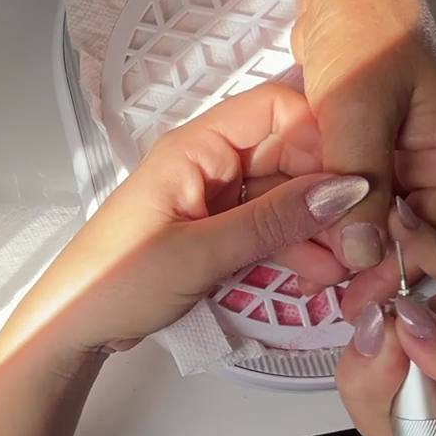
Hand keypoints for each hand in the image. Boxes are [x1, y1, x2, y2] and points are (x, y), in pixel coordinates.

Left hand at [26, 84, 368, 355]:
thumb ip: (273, 221)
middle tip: (362, 241)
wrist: (73, 326)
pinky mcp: (214, 232)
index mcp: (195, 147)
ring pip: (282, 196)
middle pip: (287, 155)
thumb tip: (346, 188)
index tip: (357, 182)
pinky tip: (319, 274)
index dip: (322, 137)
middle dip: (326, 195)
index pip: (275, 109)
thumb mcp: (199, 253)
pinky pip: (266, 227)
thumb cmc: (116, 282)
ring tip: (345, 270)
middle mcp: (208, 163)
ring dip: (315, 229)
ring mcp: (213, 199)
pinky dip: (292, 247)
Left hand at [292, 0, 435, 308]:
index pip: (434, 231)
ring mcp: (412, 151)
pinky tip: (309, 241)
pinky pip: (366, 193)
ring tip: (313, 280)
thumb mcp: (356, 113)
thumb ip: (361, 186)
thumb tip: (365, 258)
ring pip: (386, 215)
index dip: (393, 269)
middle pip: (412, 229)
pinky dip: (341, 215)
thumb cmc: (359, 37)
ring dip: (352, 243)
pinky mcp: (381, 145)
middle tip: (329, 300)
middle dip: (370, 263)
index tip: (355, 303)